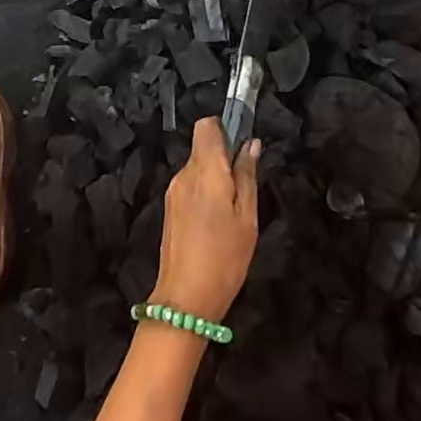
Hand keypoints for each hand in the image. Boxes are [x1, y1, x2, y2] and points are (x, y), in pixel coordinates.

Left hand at [153, 118, 259, 322]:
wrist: (186, 294)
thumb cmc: (225, 256)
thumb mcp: (248, 217)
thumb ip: (247, 176)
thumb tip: (250, 143)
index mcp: (204, 170)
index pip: (206, 126)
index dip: (224, 127)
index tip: (242, 144)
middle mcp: (183, 174)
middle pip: (202, 147)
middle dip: (223, 158)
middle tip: (245, 187)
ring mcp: (172, 190)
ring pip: (196, 168)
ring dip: (214, 178)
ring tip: (233, 210)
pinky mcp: (169, 206)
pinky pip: (189, 186)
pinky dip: (204, 193)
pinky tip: (216, 220)